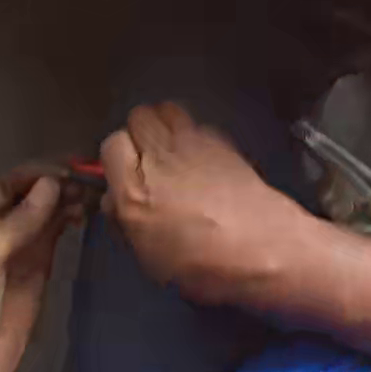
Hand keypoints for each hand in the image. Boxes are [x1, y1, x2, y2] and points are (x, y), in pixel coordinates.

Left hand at [0, 170, 79, 371]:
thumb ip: (15, 223)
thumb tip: (53, 183)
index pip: (3, 184)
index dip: (33, 173)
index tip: (66, 169)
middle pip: (29, 192)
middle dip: (57, 182)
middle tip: (88, 179)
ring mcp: (18, 244)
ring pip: (47, 206)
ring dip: (69, 195)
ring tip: (92, 194)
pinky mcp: (39, 260)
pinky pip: (58, 226)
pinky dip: (73, 213)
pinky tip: (87, 211)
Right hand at [101, 101, 323, 306]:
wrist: (259, 241)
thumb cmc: (201, 262)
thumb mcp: (147, 255)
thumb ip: (125, 218)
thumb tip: (117, 197)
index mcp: (134, 190)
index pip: (111, 144)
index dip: (117, 156)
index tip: (124, 170)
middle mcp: (161, 157)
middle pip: (140, 117)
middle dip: (139, 133)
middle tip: (147, 156)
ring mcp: (194, 141)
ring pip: (167, 109)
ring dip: (165, 124)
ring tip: (171, 147)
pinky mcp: (222, 137)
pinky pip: (197, 123)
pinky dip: (193, 133)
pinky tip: (202, 155)